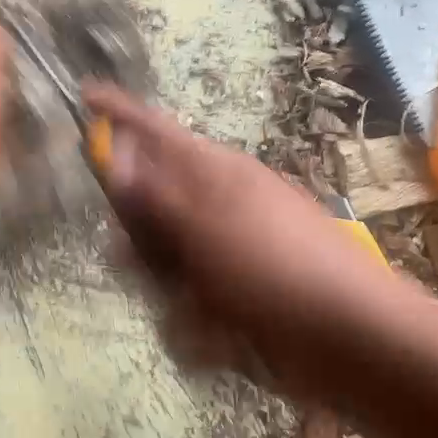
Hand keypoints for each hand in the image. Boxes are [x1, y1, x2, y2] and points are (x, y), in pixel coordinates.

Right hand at [84, 84, 402, 382]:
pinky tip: (220, 342)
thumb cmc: (275, 267)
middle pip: (149, 205)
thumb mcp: (205, 223)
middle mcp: (217, 206)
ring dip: (170, 294)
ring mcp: (228, 254)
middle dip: (139, 240)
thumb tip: (115, 153)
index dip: (120, 112)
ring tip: (198, 315)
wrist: (352, 340)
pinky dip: (198, 328)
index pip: (156, 130)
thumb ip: (154, 192)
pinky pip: (190, 307)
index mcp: (214, 173)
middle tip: (138, 260)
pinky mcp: (237, 299)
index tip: (84, 94)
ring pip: (164, 264)